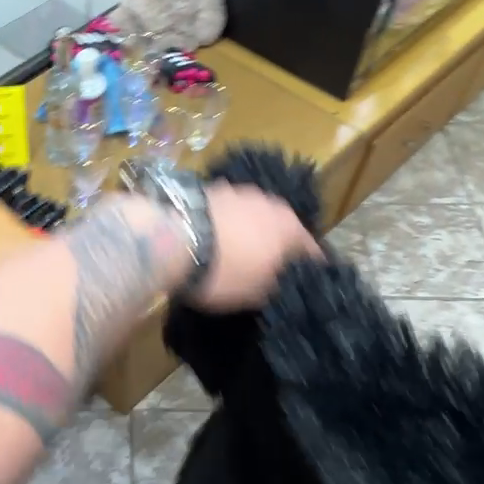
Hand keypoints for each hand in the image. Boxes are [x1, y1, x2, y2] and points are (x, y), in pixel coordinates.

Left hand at [186, 182, 322, 312]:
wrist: (172, 238)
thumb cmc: (223, 271)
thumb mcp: (255, 293)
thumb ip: (274, 285)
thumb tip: (276, 280)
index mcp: (290, 228)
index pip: (310, 250)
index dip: (307, 267)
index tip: (304, 279)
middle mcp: (271, 202)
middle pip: (281, 227)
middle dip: (277, 244)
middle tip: (268, 265)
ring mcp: (240, 191)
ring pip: (253, 215)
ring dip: (249, 230)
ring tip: (237, 250)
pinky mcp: (210, 189)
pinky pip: (227, 211)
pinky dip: (225, 223)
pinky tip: (214, 236)